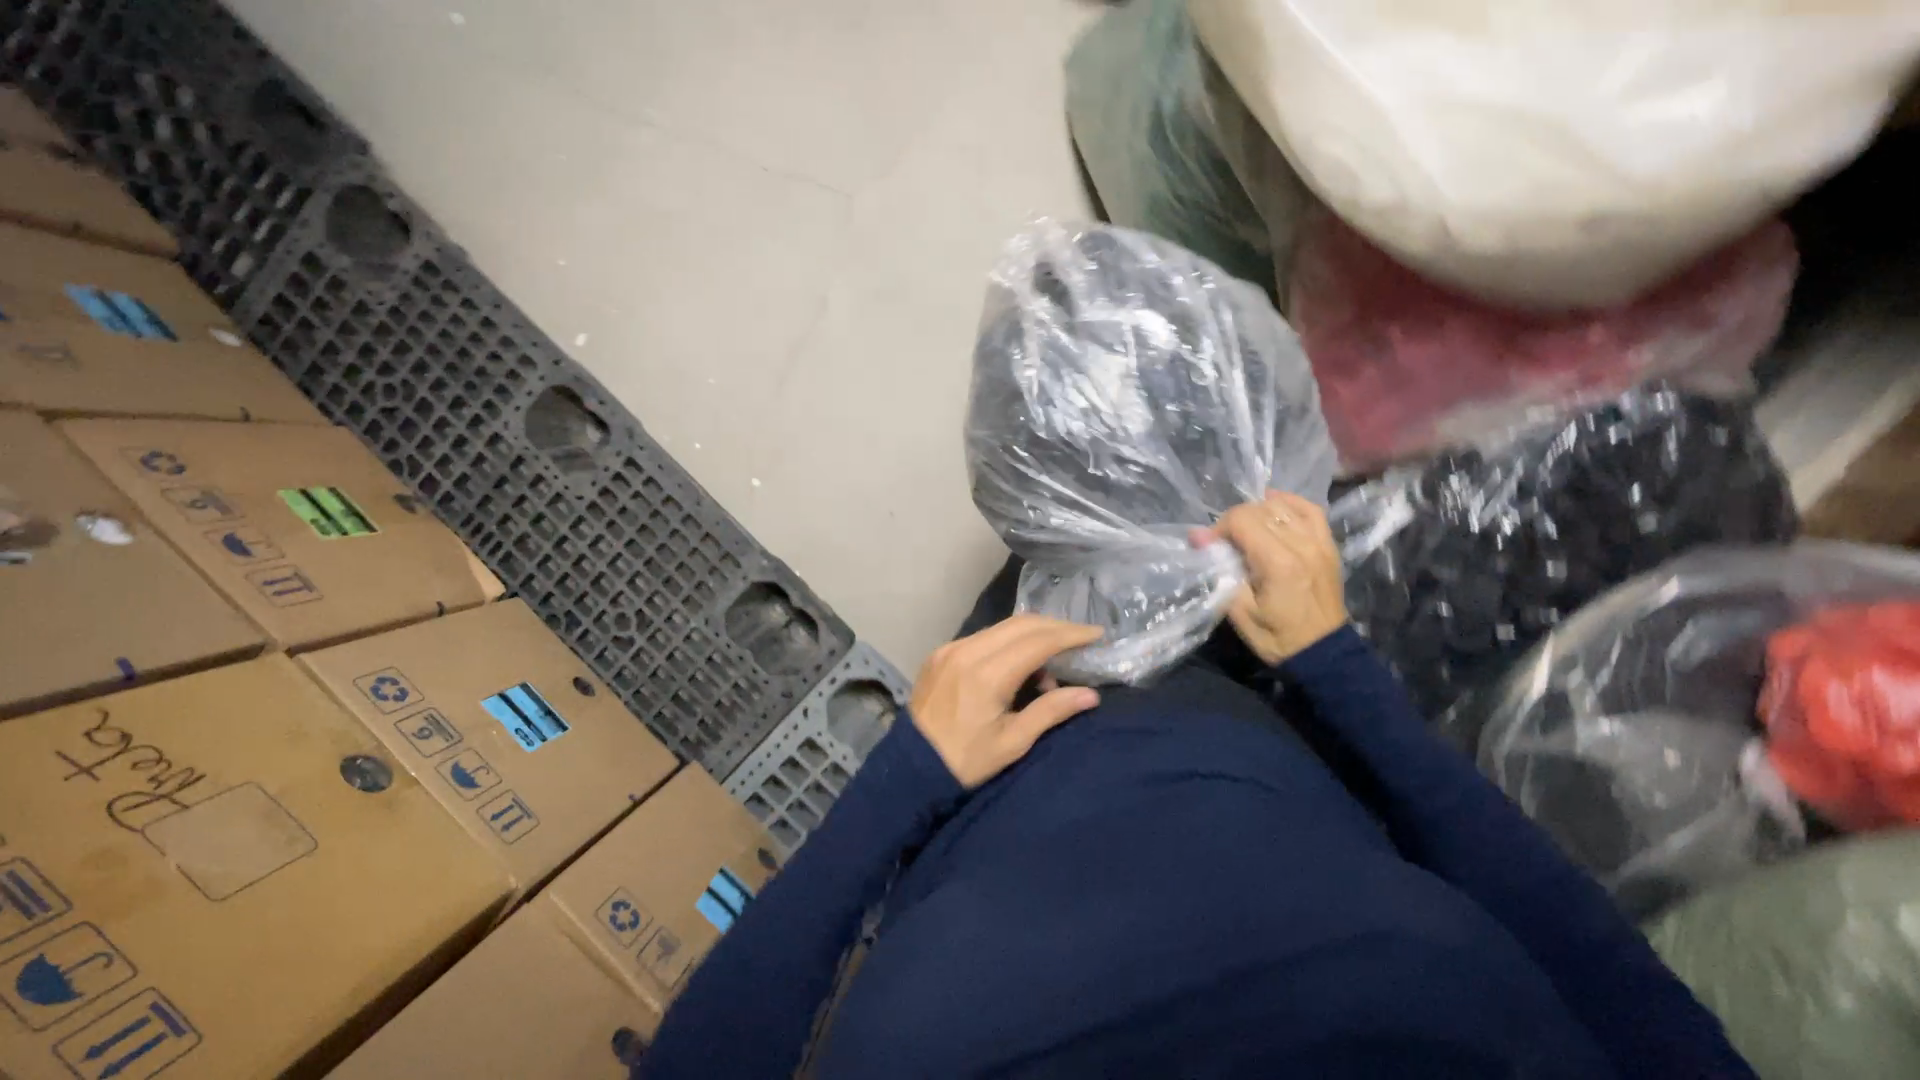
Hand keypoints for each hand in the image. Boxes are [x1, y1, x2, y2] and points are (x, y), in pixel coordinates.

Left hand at [910, 615, 1103, 787]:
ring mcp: (950, 649)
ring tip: (1055, 656)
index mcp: (987, 674)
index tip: (1096, 634)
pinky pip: (983, 636)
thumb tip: (1090, 694)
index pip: (1037, 641)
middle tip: (1082, 638)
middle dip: (1055, 627)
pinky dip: (1008, 641)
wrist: (911, 768)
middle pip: (1020, 624)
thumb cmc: (966, 761)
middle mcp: (967, 651)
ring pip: (1001, 627)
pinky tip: (1021, 661)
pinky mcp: (940, 654)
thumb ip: (1051, 712)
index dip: (1070, 635)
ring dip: (1032, 634)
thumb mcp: (1012, 742)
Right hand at [1193, 490, 1348, 665]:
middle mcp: (1301, 544)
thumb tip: (1196, 537)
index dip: (1218, 528)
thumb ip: (1219, 571)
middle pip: (1260, 509)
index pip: (1242, 520)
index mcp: (1277, 562)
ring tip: (1248, 531)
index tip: (1209, 546)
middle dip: (1235, 521)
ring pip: (1282, 506)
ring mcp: (1318, 543)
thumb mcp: (1239, 611)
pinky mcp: (1328, 546)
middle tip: (1226, 544)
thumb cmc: (1277, 637)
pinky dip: (1290, 503)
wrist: (1322, 652)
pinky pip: (1310, 511)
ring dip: (1258, 513)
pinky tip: (1275, 506)